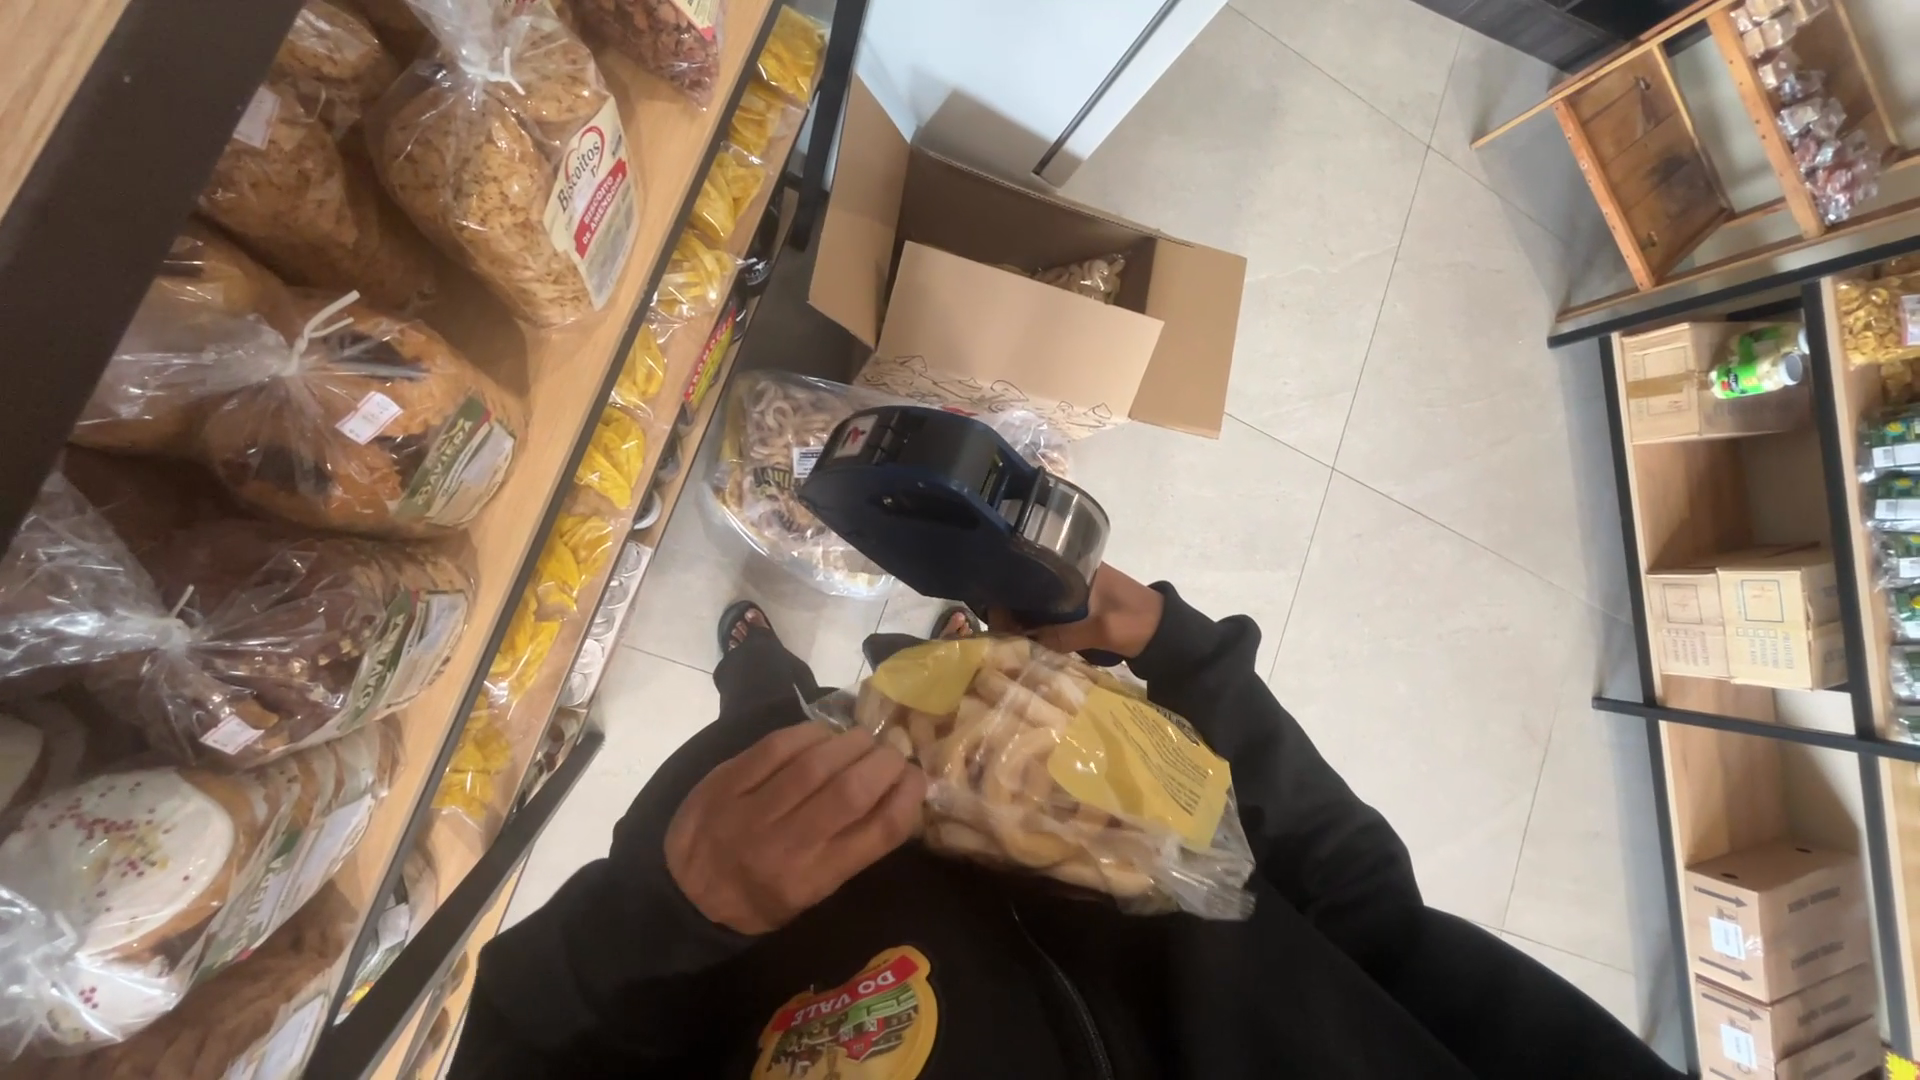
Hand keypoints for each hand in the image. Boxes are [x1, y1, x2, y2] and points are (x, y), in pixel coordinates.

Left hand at [665, 724, 927, 934]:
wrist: (681, 897)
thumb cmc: (758, 899)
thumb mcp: (812, 893)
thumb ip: (852, 846)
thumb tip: (898, 793)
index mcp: (812, 880)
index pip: (878, 832)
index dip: (908, 796)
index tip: (917, 778)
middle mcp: (785, 847)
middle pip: (851, 792)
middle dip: (883, 763)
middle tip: (892, 752)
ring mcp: (751, 812)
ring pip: (816, 764)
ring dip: (851, 743)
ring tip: (862, 739)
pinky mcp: (725, 782)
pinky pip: (777, 747)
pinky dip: (810, 734)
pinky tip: (823, 735)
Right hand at [990, 564, 1164, 658]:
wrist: (1171, 637)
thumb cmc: (1138, 622)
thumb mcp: (1102, 629)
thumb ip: (1066, 635)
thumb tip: (1026, 643)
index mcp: (1080, 569)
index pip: (1037, 572)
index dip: (1014, 589)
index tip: (996, 608)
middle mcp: (1076, 577)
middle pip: (1037, 590)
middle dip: (1017, 608)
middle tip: (998, 629)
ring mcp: (1081, 595)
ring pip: (1045, 605)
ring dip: (1029, 620)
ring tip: (1007, 636)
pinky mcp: (1085, 612)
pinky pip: (1056, 617)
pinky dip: (1044, 628)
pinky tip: (1030, 640)